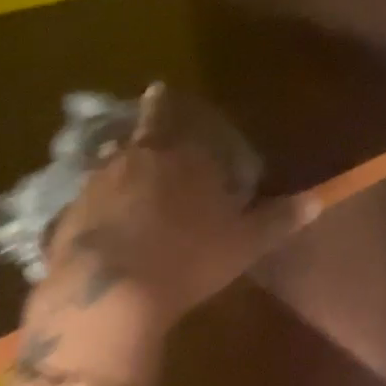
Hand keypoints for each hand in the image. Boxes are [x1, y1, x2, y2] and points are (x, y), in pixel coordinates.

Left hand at [41, 84, 320, 328]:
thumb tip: (316, 199)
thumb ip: (278, 219)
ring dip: (124, 171)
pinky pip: (91, 201)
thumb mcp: (246, 243)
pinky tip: (112, 227)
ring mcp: (93, 185)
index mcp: (178, 156)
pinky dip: (103, 206)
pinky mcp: (68, 216)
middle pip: (138, 137)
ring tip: (135, 186)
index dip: (165, 104)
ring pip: (112, 166)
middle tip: (154, 142)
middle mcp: (132, 158)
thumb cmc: (192, 259)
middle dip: (147, 136)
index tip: (161, 93)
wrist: (116, 293)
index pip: (169, 115)